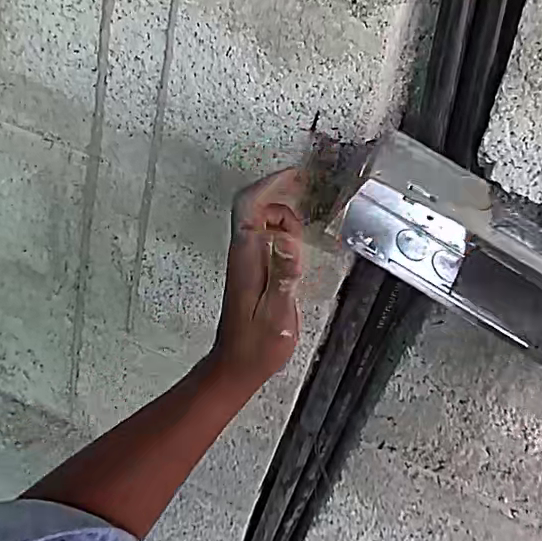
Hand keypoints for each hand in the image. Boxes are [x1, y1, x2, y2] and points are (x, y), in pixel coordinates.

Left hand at [211, 168, 304, 384]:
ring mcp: (245, 259)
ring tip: (304, 233)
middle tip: (305, 189)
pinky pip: (264, 236)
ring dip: (284, 216)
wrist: (237, 364)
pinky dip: (282, 231)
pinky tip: (297, 247)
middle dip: (279, 192)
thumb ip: (284, 276)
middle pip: (255, 206)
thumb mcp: (277, 314)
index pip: (250, 206)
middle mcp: (242, 253)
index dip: (270, 184)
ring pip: (261, 220)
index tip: (293, 175)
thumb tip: (288, 240)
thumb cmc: (256, 345)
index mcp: (247, 257)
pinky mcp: (250, 268)